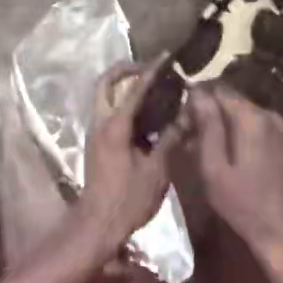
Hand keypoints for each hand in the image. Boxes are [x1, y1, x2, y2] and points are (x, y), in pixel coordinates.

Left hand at [72, 63, 180, 253]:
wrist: (98, 226)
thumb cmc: (128, 199)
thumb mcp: (157, 170)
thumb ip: (171, 138)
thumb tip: (187, 114)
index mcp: (114, 125)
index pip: (134, 88)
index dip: (151, 70)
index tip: (164, 56)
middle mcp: (100, 122)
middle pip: (106, 82)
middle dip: (126, 69)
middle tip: (149, 68)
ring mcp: (95, 132)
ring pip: (104, 96)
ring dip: (123, 85)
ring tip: (151, 87)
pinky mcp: (97, 143)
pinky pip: (108, 111)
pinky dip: (123, 102)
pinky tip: (146, 113)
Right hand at [191, 84, 282, 250]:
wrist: (279, 229)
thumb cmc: (241, 201)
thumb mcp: (214, 166)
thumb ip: (207, 126)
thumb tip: (197, 92)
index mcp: (251, 117)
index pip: (217, 89)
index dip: (197, 101)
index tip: (184, 122)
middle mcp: (267, 113)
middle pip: (230, 99)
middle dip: (209, 112)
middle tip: (191, 137)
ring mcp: (278, 126)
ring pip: (241, 111)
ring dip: (222, 122)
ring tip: (206, 146)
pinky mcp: (281, 138)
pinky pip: (253, 123)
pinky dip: (237, 131)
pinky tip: (228, 152)